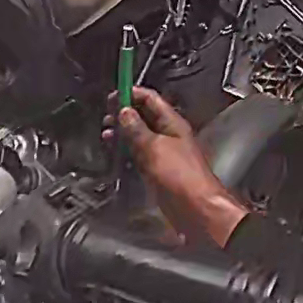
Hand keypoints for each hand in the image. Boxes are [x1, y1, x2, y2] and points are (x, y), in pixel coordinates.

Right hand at [111, 87, 247, 245]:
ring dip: (123, 131)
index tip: (113, 96)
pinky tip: (114, 150)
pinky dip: (126, 150)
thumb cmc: (181, 176)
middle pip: (143, 115)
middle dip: (124, 113)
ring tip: (107, 132)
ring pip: (139, 134)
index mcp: (172, 123)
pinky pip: (138, 153)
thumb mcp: (155, 147)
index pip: (150, 99)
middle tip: (106, 115)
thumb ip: (137, 129)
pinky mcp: (156, 169)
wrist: (196, 209)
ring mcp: (162, 152)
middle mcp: (168, 134)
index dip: (131, 94)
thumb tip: (124, 111)